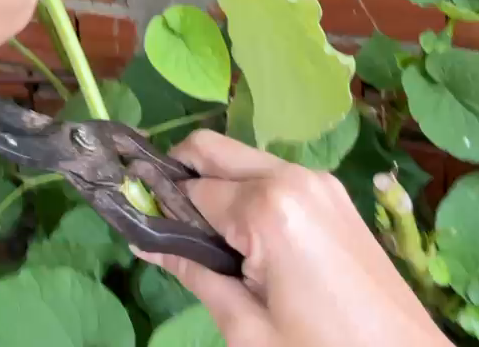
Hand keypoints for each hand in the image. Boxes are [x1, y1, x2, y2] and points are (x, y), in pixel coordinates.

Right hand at [137, 131, 451, 346]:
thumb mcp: (249, 331)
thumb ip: (193, 275)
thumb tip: (143, 245)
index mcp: (268, 207)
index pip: (190, 189)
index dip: (164, 209)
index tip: (146, 228)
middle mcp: (291, 176)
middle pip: (212, 149)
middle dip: (182, 175)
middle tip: (172, 225)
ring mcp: (318, 181)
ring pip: (241, 159)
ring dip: (217, 185)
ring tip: (216, 243)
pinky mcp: (334, 194)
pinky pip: (273, 175)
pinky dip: (249, 192)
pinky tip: (250, 241)